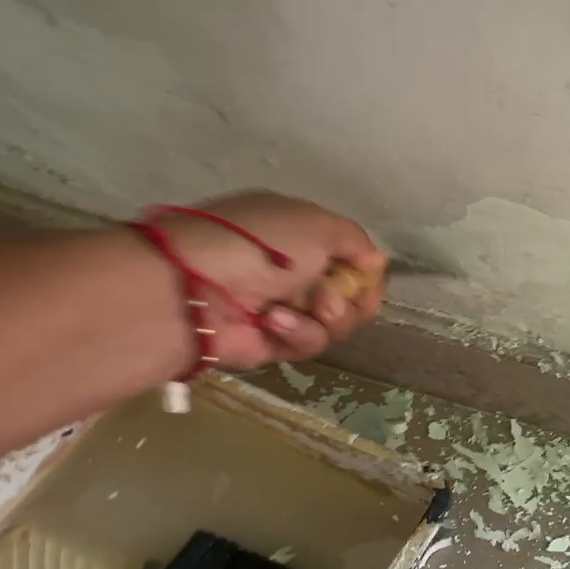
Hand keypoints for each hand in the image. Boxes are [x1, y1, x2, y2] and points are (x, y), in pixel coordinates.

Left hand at [155, 190, 388, 368]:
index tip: (368, 277)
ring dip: (328, 317)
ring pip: (334, 324)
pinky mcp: (271, 343)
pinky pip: (307, 344)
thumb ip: (356, 241)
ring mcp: (280, 308)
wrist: (194, 288)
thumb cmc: (259, 244)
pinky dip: (298, 333)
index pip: (347, 258)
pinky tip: (273, 322)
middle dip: (351, 299)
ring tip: (308, 307)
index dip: (364, 271)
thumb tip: (375, 262)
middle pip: (349, 296)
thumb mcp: (318, 224)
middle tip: (331, 297)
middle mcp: (290, 270)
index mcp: (296, 234)